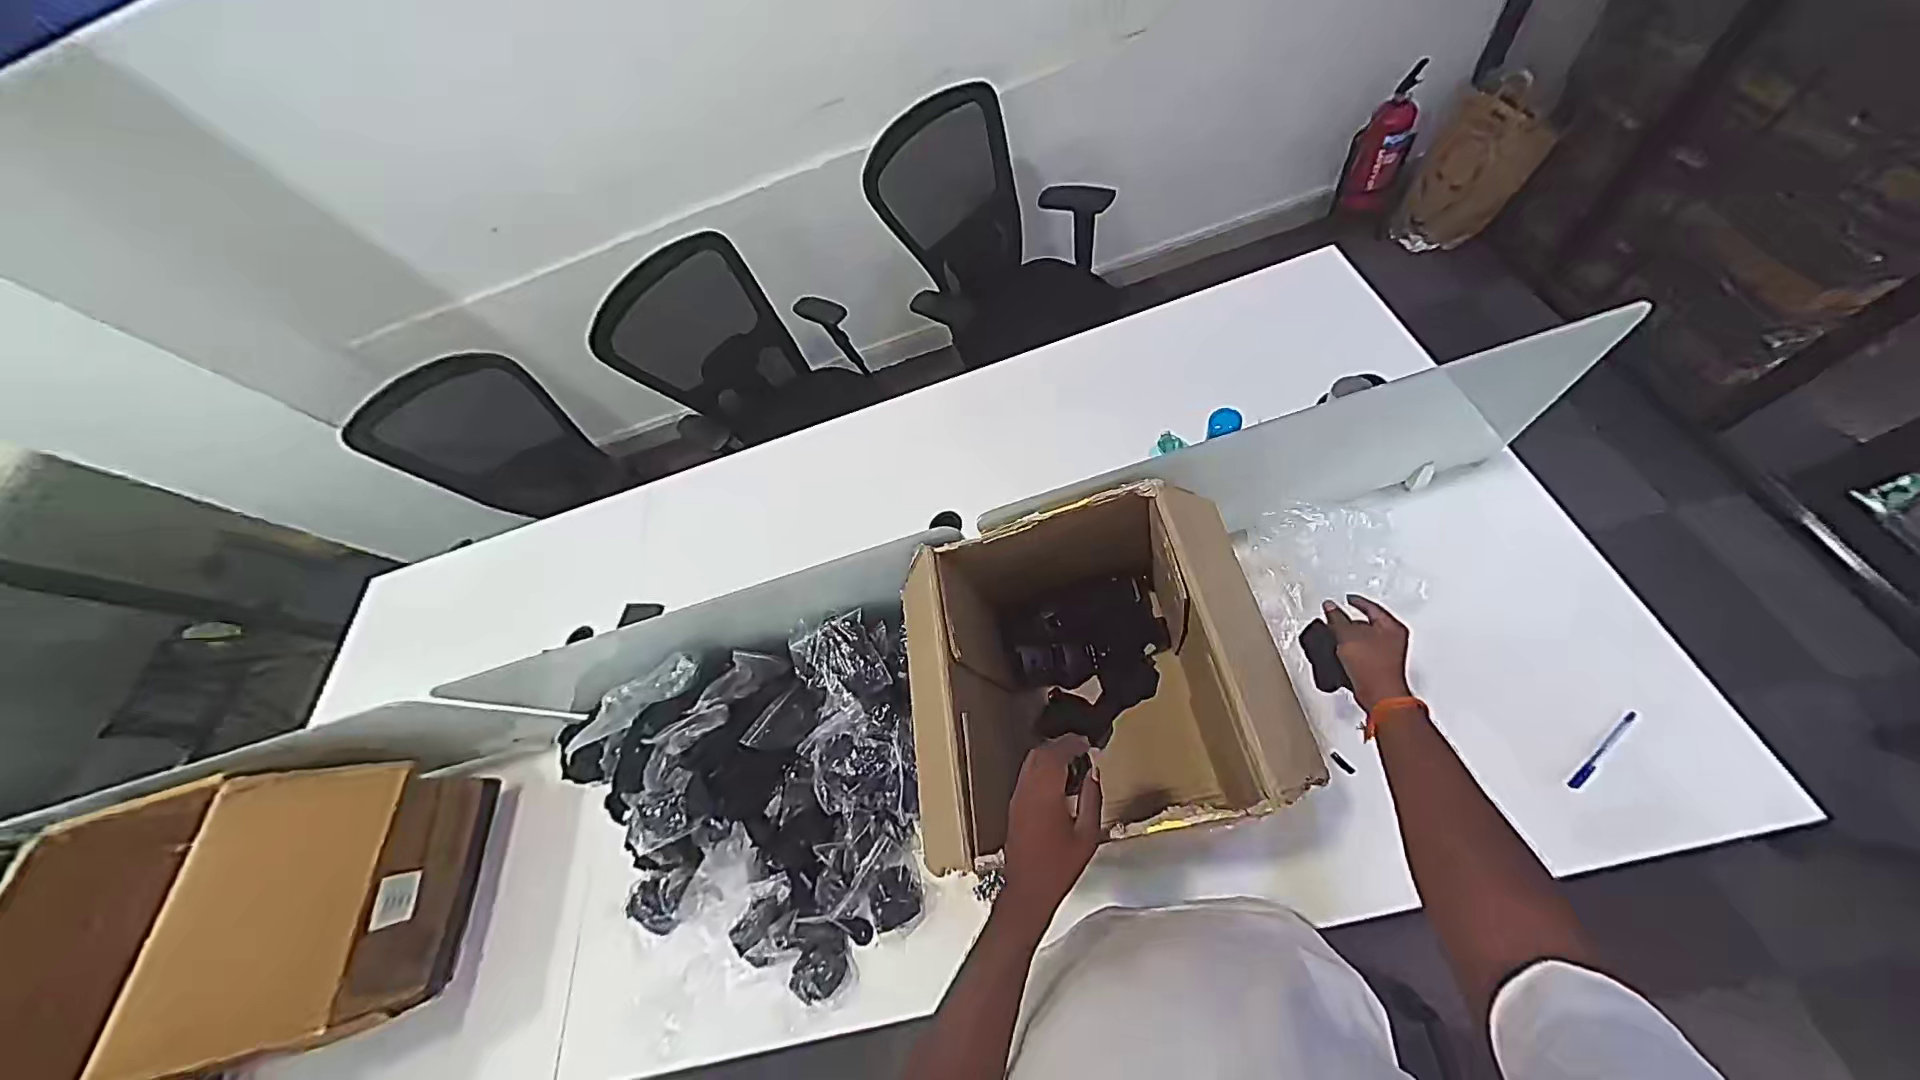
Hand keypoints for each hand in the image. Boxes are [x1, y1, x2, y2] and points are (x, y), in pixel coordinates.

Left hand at [1001, 735, 1103, 919]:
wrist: (1028, 890)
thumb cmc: (1060, 866)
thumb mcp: (1087, 834)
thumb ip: (1093, 799)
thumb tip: (1094, 773)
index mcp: (1045, 793)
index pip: (1055, 754)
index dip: (1071, 743)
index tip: (1087, 743)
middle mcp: (1026, 789)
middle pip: (1039, 752)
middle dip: (1060, 745)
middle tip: (1082, 748)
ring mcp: (1017, 796)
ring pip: (1030, 762)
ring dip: (1050, 754)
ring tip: (1073, 761)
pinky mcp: (1014, 805)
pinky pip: (1027, 774)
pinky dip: (1042, 767)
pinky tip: (1058, 779)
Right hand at [1323, 595, 1411, 711]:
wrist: (1377, 694)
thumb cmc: (1372, 666)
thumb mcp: (1347, 635)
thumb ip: (1337, 618)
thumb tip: (1330, 606)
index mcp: (1392, 627)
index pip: (1371, 607)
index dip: (1356, 601)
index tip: (1348, 598)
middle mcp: (1394, 638)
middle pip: (1369, 622)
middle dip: (1352, 620)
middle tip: (1337, 616)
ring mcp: (1388, 653)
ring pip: (1366, 638)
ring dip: (1351, 636)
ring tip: (1337, 634)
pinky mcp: (1379, 665)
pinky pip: (1363, 651)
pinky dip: (1352, 649)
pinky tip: (1343, 652)